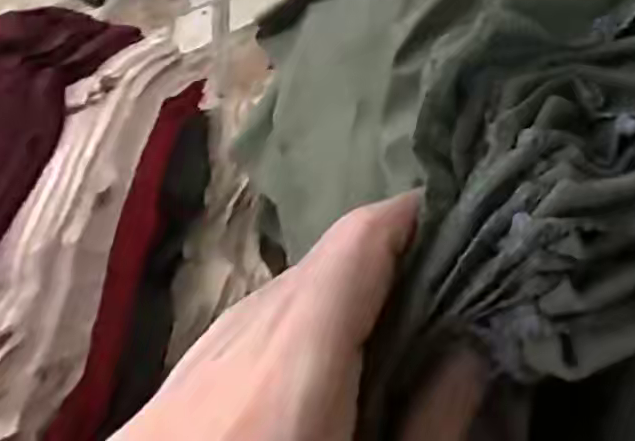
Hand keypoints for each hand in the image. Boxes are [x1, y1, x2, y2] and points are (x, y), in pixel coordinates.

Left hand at [112, 192, 483, 440]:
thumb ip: (435, 420)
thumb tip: (473, 344)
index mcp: (291, 370)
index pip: (361, 236)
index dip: (418, 214)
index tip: (464, 228)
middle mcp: (235, 346)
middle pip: (330, 256)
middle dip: (393, 258)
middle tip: (444, 294)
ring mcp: (187, 370)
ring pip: (289, 287)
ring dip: (348, 291)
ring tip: (389, 339)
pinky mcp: (161, 400)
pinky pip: (251, 326)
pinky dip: (302, 325)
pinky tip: (318, 379)